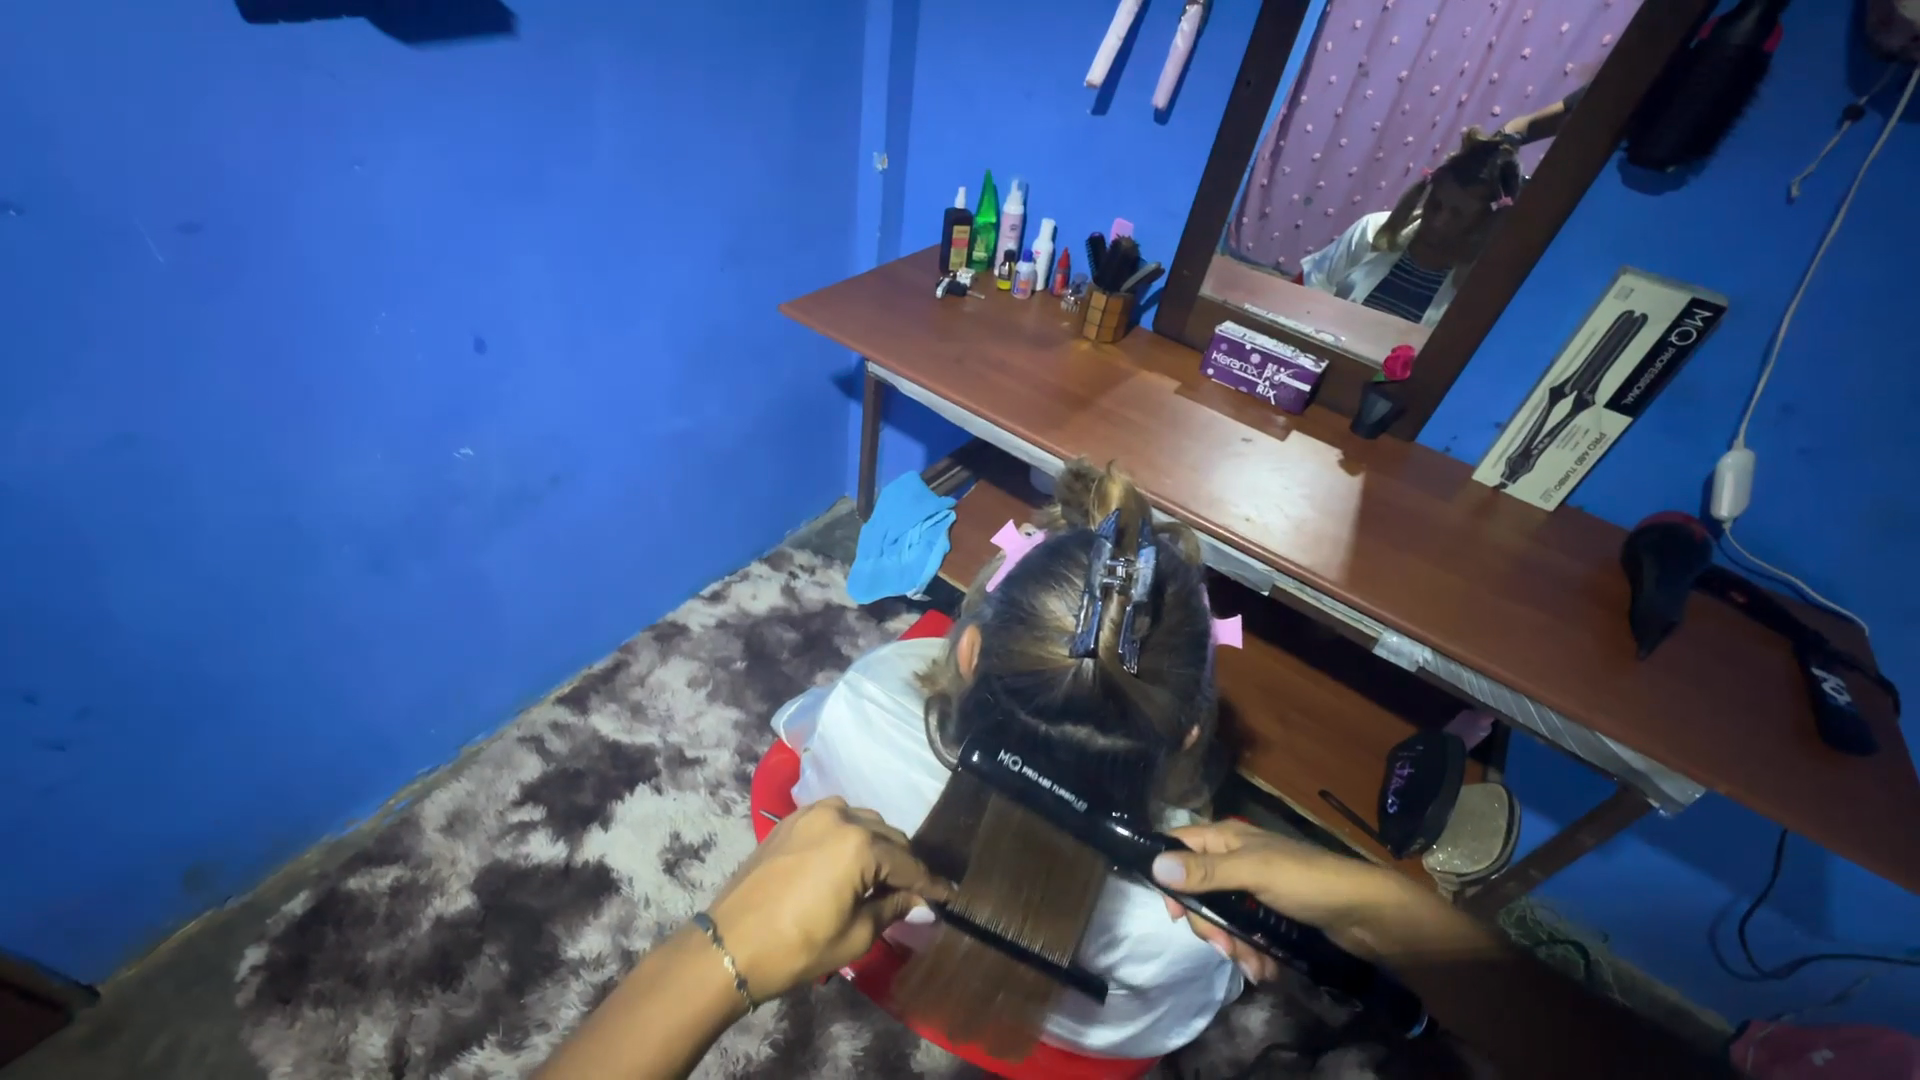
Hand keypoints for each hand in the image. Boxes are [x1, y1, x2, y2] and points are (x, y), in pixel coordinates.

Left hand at [705, 798, 949, 1000]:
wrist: (729, 945)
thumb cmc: (796, 947)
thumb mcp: (854, 935)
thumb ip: (892, 908)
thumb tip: (921, 902)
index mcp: (860, 844)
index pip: (909, 863)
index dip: (931, 883)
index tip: (949, 896)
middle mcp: (840, 816)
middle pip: (888, 836)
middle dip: (904, 863)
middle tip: (915, 892)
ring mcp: (812, 813)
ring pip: (863, 821)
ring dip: (877, 845)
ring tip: (881, 876)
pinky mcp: (791, 820)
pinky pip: (835, 818)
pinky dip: (850, 836)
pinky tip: (849, 861)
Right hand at [1151, 820, 1416, 983]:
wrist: (1367, 913)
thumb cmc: (1307, 882)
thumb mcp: (1253, 873)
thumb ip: (1205, 872)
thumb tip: (1154, 867)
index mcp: (1225, 838)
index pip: (1178, 845)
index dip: (1167, 875)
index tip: (1174, 912)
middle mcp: (1233, 859)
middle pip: (1196, 890)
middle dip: (1207, 924)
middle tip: (1223, 948)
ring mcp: (1251, 887)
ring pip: (1220, 916)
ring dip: (1231, 944)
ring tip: (1254, 967)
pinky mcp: (1269, 914)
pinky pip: (1244, 932)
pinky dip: (1250, 952)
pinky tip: (1265, 969)